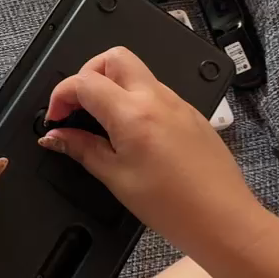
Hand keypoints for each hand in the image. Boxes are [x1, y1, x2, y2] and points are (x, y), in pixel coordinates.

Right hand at [39, 47, 272, 252]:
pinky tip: (128, 132)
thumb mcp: (115, 177)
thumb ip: (81, 148)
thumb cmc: (175, 206)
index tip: (56, 118)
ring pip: (135, 72)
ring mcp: (177, 103)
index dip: (60, 96)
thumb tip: (55, 136)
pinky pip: (155, 91)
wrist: (223, 220)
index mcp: (133, 114)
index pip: (84, 82)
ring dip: (110, 86)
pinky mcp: (189, 113)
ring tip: (100, 122)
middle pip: (113, 57)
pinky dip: (133, 99)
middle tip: (77, 106)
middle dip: (87, 74)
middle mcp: (157, 98)